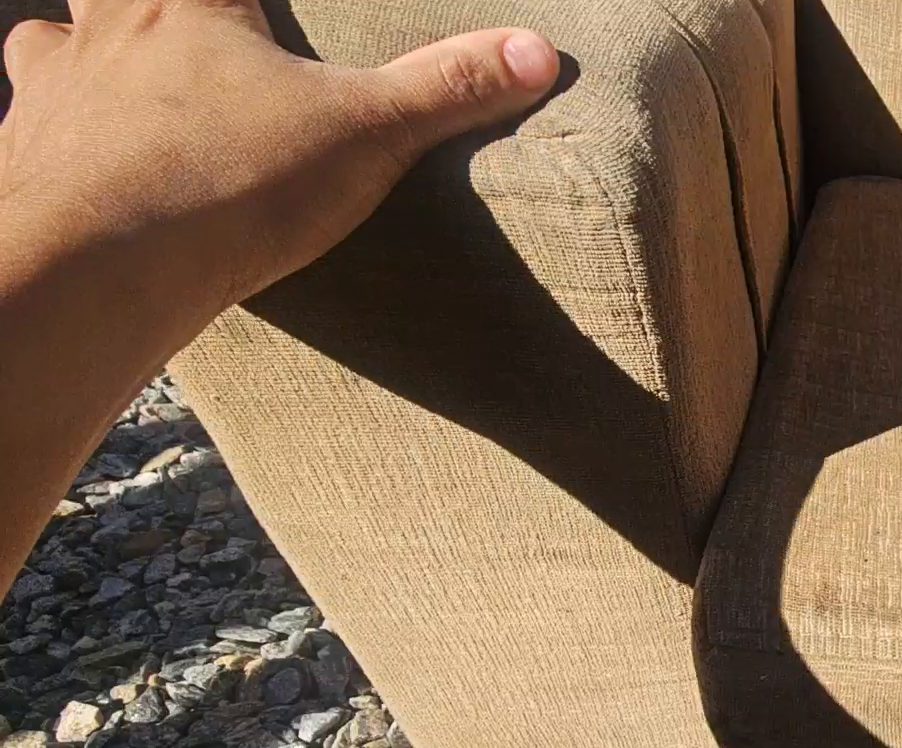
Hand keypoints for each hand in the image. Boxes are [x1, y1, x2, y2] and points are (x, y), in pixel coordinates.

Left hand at [0, 0, 559, 353]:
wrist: (104, 255)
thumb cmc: (238, 176)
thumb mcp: (372, 131)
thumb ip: (449, 88)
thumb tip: (539, 50)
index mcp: (186, 3)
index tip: (262, 7)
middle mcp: (103, 24)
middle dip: (166, 9)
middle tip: (206, 37)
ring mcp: (55, 82)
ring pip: (61, 37)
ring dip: (97, 50)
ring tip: (147, 88)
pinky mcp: (33, 147)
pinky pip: (42, 111)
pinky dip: (72, 121)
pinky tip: (103, 151)